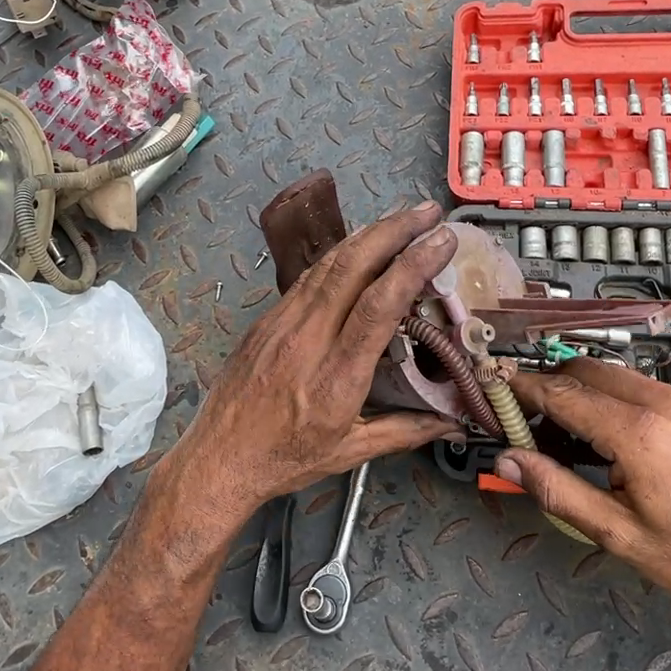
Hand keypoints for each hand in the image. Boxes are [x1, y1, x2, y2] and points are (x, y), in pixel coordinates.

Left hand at [170, 202, 462, 519]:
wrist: (218, 458)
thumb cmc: (284, 458)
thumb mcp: (351, 451)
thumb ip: (406, 431)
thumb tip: (452, 424)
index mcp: (336, 377)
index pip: (377, 306)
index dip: (412, 266)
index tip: (440, 242)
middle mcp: (308, 340)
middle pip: (352, 267)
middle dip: (394, 230)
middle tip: (427, 212)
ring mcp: (282, 324)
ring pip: (328, 264)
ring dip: (368, 234)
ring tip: (401, 218)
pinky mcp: (267, 320)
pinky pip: (309, 277)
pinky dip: (341, 255)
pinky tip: (361, 246)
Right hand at [497, 359, 670, 628]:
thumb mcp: (620, 535)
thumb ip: (557, 491)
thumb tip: (509, 462)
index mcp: (641, 434)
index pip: (563, 393)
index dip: (522, 389)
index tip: (495, 387)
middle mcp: (666, 403)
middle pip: (587, 370)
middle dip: (551, 387)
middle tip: (528, 423)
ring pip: (616, 376)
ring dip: (584, 394)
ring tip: (569, 440)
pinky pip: (646, 389)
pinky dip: (616, 401)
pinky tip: (613, 443)